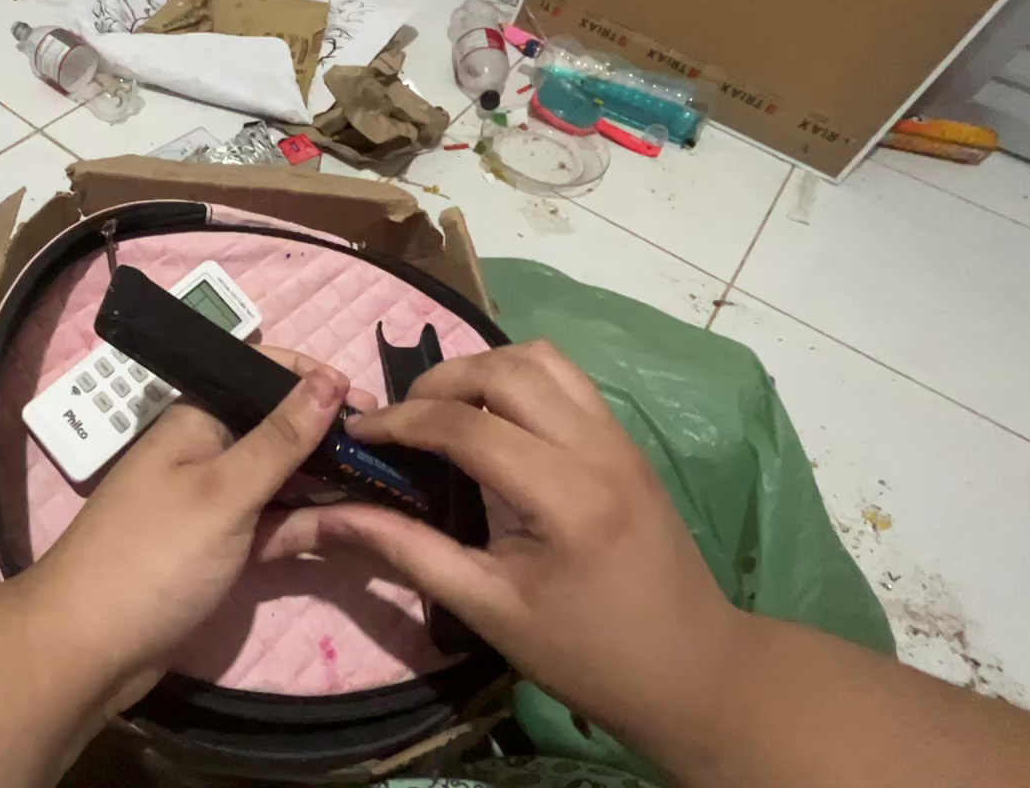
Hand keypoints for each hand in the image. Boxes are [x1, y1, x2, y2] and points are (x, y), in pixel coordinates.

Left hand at [25, 348, 372, 709]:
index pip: (259, 377)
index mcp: (197, 421)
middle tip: (385, 452)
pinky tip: (356, 524)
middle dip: (326, 436)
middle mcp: (207, 452)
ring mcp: (215, 503)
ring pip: (280, 479)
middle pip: (276, 430)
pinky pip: (273, 524)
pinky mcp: (222, 547)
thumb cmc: (155, 554)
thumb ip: (280, 437)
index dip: (310, 380)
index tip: (364, 402)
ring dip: (325, 481)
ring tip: (386, 484)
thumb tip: (330, 378)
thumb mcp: (224, 491)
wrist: (88, 650)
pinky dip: (307, 523)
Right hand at [267, 341, 748, 742]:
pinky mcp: (625, 437)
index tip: (359, 431)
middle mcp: (597, 449)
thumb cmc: (587, 652)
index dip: (401, 420)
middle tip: (403, 417)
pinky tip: (493, 415)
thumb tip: (331, 517)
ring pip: (539, 357)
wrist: (698, 671)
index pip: (466, 426)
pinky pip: (563, 374)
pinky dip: (516, 375)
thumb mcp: (487, 609)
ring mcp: (618, 436)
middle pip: (505, 370)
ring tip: (446, 406)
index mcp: (566, 498)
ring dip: (481, 368)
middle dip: (439, 381)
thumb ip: (406, 551)